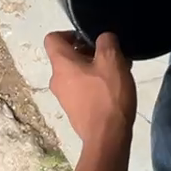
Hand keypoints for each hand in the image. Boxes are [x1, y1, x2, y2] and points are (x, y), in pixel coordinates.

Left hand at [43, 32, 135, 149]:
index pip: (53, 38)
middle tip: (111, 56)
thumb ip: (106, 41)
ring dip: (94, 68)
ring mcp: (64, 97)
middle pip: (67, 56)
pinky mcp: (74, 110)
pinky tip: (114, 90)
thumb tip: (103, 39)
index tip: (91, 39)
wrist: (107, 138)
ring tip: (117, 73)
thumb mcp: (112, 61)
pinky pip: (81, 89)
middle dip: (89, 52)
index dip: (71, 33)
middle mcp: (57, 80)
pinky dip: (94, 85)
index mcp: (61, 64)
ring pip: (76, 73)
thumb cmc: (108, 95)